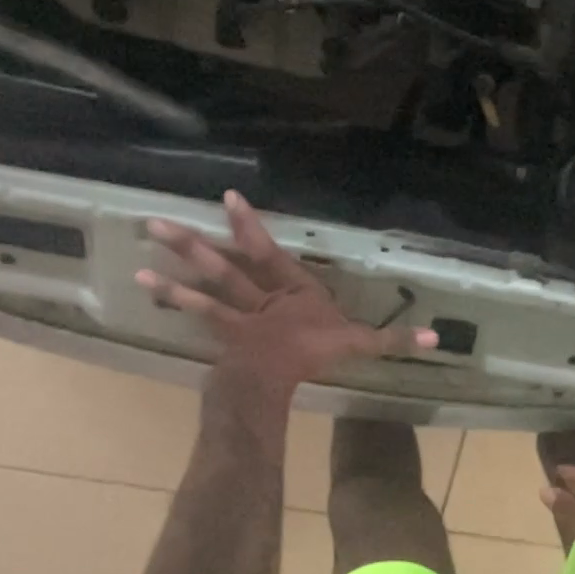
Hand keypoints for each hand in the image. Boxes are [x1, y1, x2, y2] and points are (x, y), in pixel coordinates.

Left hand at [136, 191, 437, 403]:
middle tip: (153, 223)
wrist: (273, 377)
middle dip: (192, 246)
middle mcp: (260, 297)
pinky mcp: (226, 341)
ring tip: (137, 270)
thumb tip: (437, 339)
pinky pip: (202, 324)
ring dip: (173, 282)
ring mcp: (239, 319)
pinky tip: (154, 301)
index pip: (268, 251)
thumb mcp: (359, 344)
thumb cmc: (315, 352)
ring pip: (204, 294)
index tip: (227, 196)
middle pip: (224, 268)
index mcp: (292, 289)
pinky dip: (181, 314)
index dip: (248, 225)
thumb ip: (393, 340)